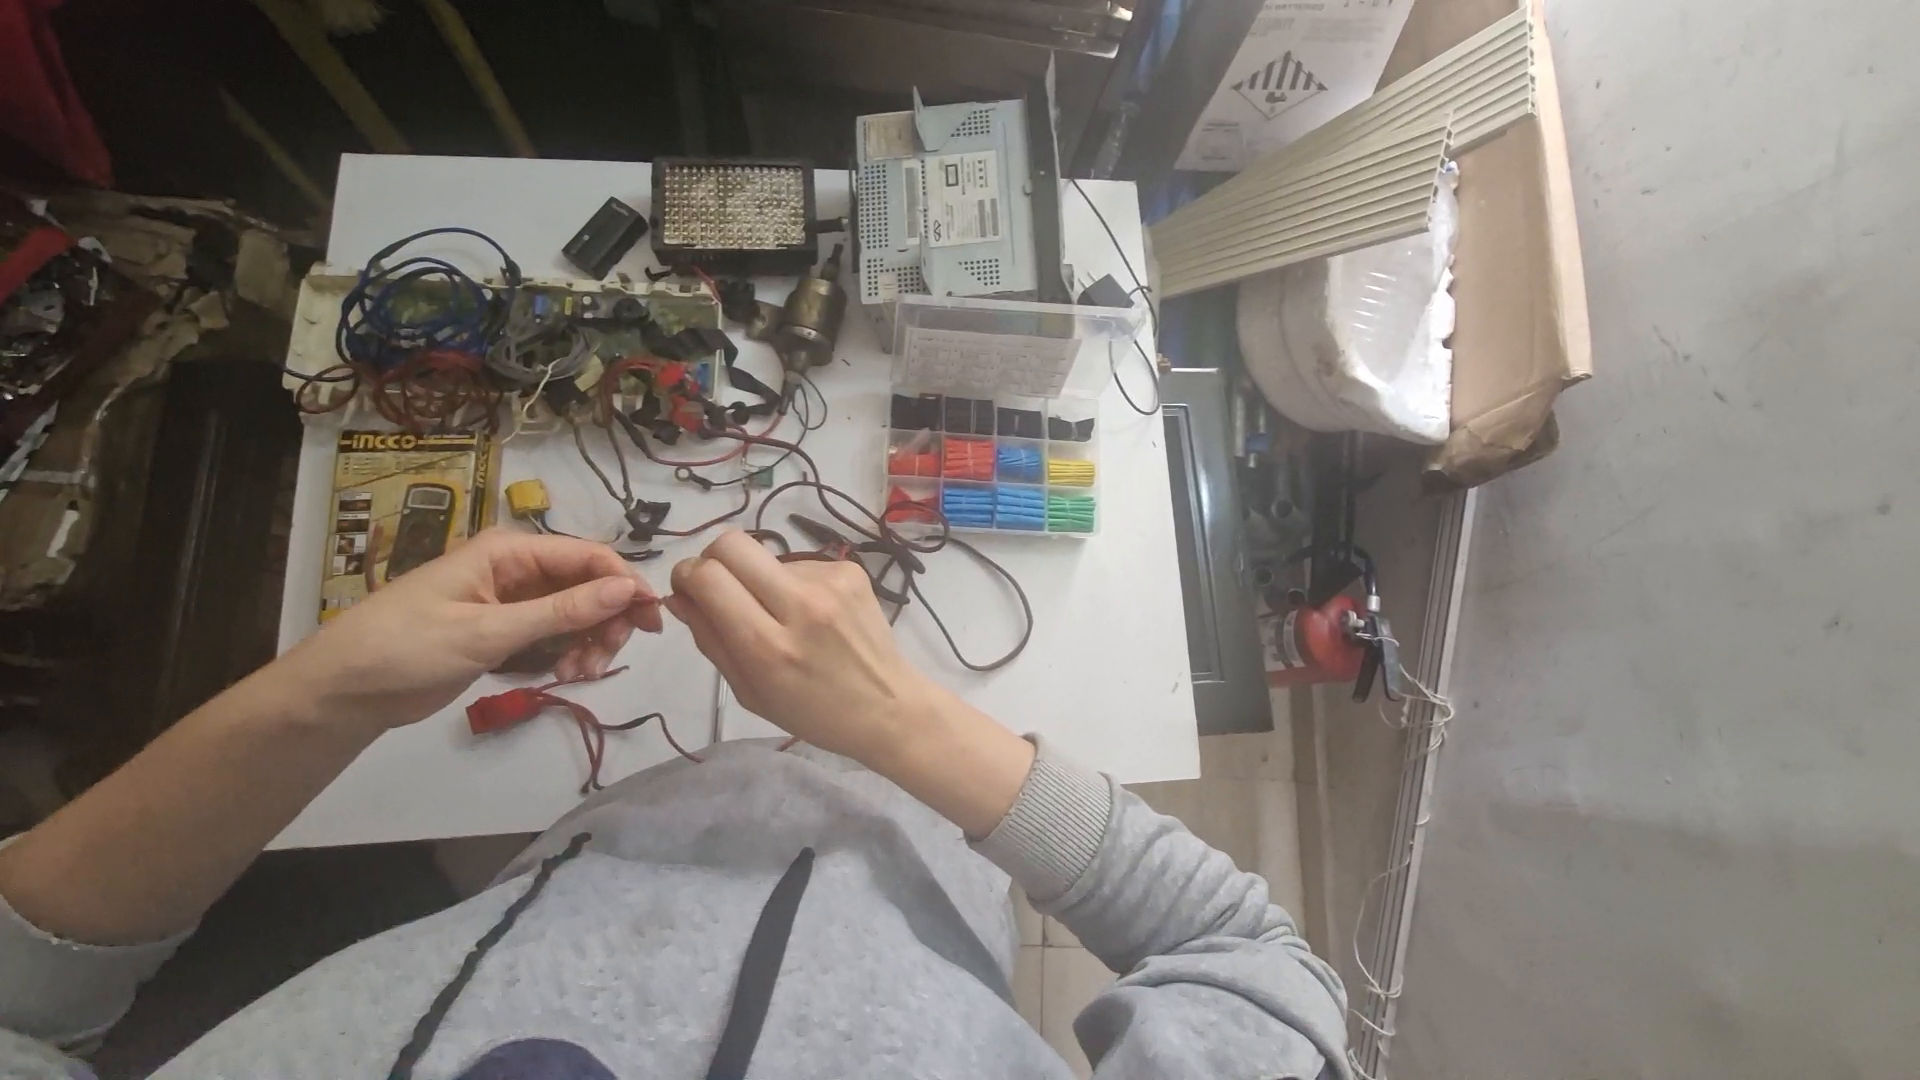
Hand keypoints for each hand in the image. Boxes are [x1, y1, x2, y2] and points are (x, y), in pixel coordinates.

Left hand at [279, 529, 662, 732]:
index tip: (652, 621)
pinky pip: (558, 633)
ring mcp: (515, 599)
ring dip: (590, 641)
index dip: (625, 584)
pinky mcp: (508, 628)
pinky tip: (566, 674)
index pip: (589, 557)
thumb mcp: (488, 630)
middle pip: (590, 585)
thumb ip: (562, 611)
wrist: (341, 692)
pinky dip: (570, 652)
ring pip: (579, 612)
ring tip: (580, 674)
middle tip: (608, 659)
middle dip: (607, 620)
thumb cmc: (407, 648)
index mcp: (511, 551)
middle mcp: (519, 568)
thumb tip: (629, 589)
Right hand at [664, 530, 942, 763]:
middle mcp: (800, 604)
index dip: (687, 575)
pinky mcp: (851, 570)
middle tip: (721, 588)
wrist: (887, 706)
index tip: (690, 591)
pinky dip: (795, 585)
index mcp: (767, 645)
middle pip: (732, 543)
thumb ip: (710, 640)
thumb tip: (679, 596)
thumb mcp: (750, 691)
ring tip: (785, 618)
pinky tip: (814, 615)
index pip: (708, 576)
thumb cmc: (812, 711)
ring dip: (762, 580)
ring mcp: (830, 582)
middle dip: (714, 559)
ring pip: (768, 556)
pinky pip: (801, 564)